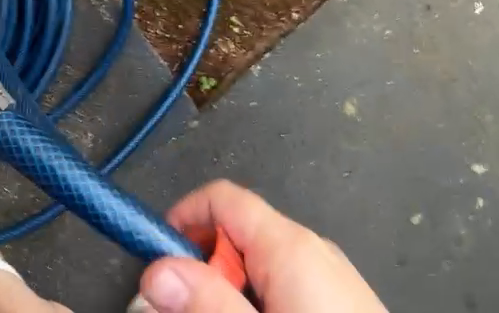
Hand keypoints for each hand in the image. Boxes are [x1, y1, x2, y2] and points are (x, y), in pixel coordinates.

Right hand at [137, 181, 388, 312]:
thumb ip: (207, 304)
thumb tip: (156, 271)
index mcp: (291, 245)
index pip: (223, 198)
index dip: (182, 221)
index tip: (156, 267)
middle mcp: (313, 249)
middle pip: (238, 236)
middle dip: (203, 272)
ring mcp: (332, 277)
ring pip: (260, 268)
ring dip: (229, 296)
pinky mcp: (342, 304)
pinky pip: (287, 290)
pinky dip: (260, 305)